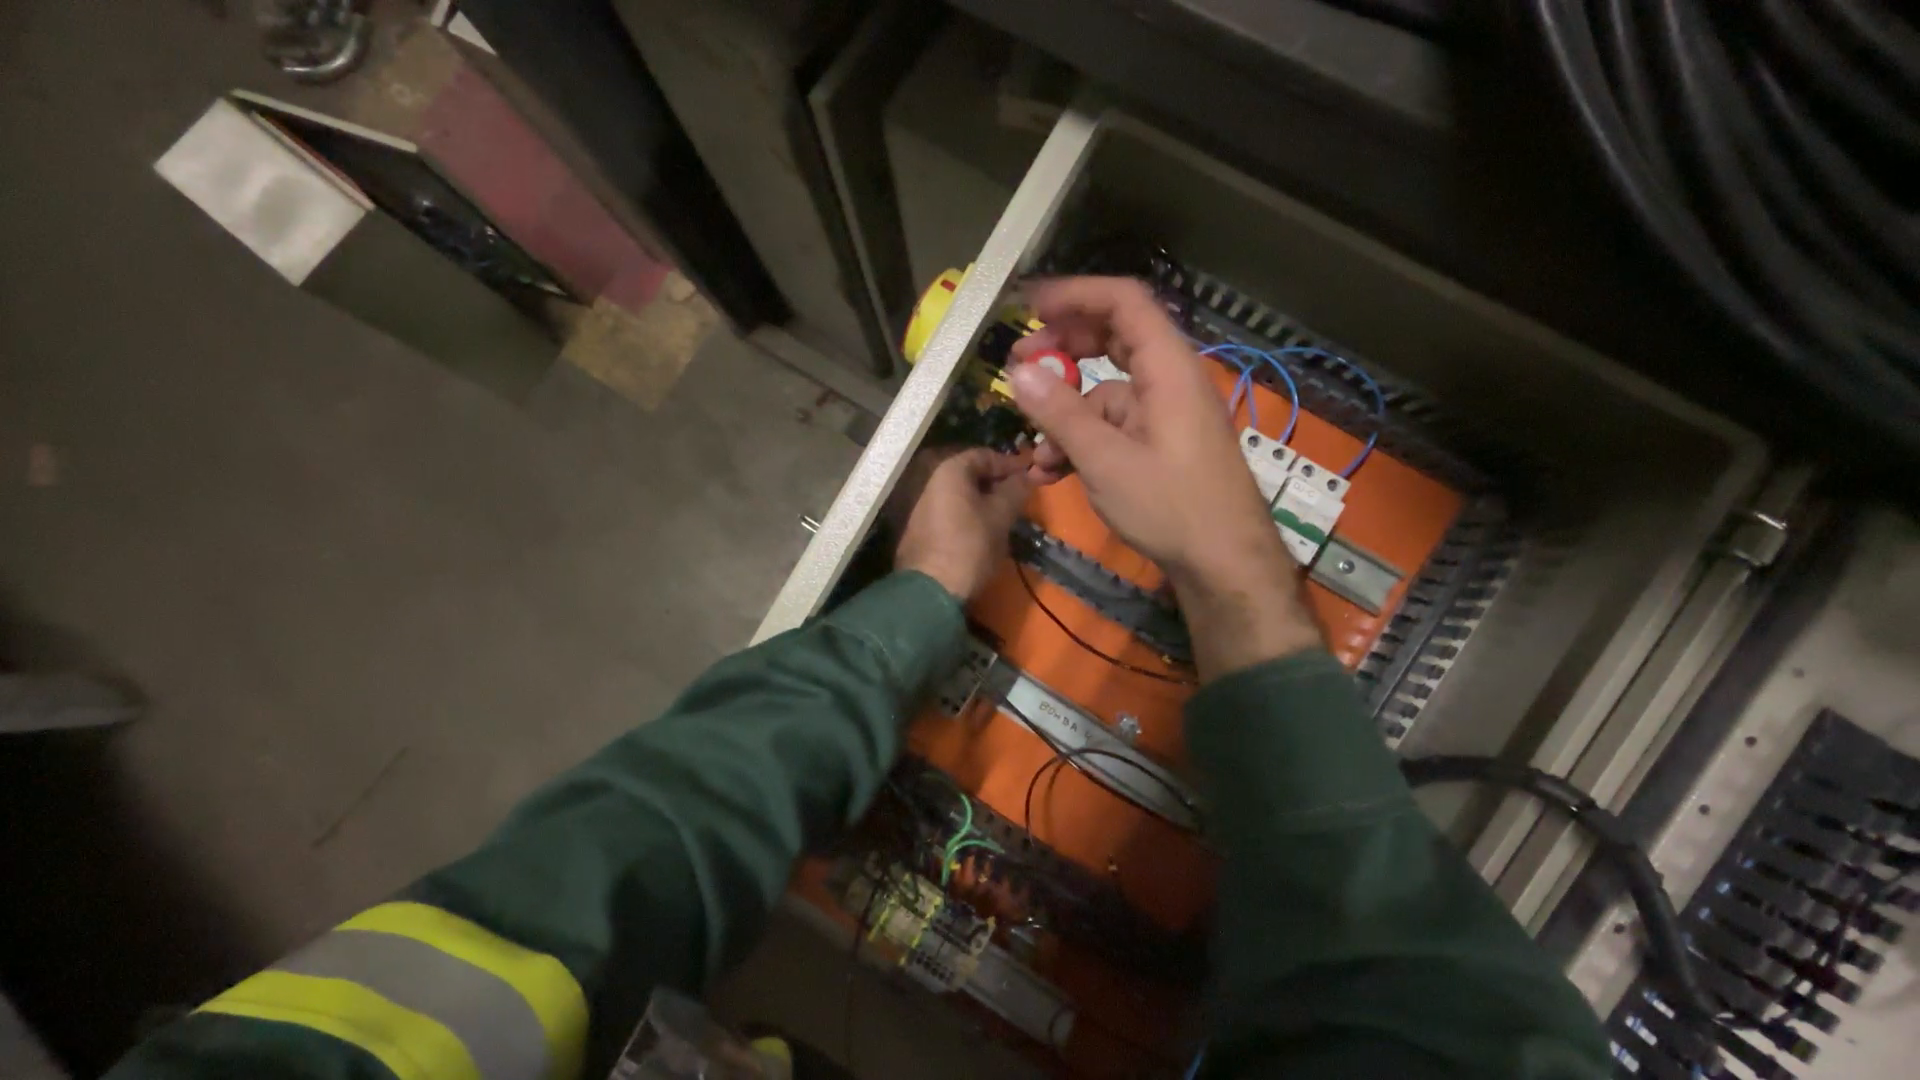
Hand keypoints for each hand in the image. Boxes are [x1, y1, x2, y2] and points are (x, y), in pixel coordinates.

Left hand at [892, 447, 1032, 600]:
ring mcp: (921, 506)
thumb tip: (1028, 475)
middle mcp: (931, 481)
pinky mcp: (920, 530)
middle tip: (1020, 497)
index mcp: (950, 471)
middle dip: (996, 484)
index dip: (1010, 464)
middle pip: (970, 474)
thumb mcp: (1001, 516)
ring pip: (960, 495)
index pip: (985, 455)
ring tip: (1006, 516)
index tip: (1031, 477)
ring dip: (983, 501)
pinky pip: (950, 512)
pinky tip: (983, 531)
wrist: (931, 590)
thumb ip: (1016, 490)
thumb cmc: (970, 545)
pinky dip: (969, 515)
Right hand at [1007, 277, 1321, 676]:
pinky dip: (1081, 441)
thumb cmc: (1171, 505)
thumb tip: (1018, 372)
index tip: (1027, 306)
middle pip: (1112, 340)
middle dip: (1061, 350)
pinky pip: (1113, 427)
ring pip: (1105, 392)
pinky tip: (1051, 473)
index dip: (1075, 294)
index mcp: (1167, 367)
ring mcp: (1165, 414)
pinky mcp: (1160, 444)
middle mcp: (1169, 380)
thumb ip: (1059, 412)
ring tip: (1033, 452)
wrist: (1224, 563)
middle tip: (1019, 365)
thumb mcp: (1105, 459)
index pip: (1123, 301)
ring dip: (1064, 414)